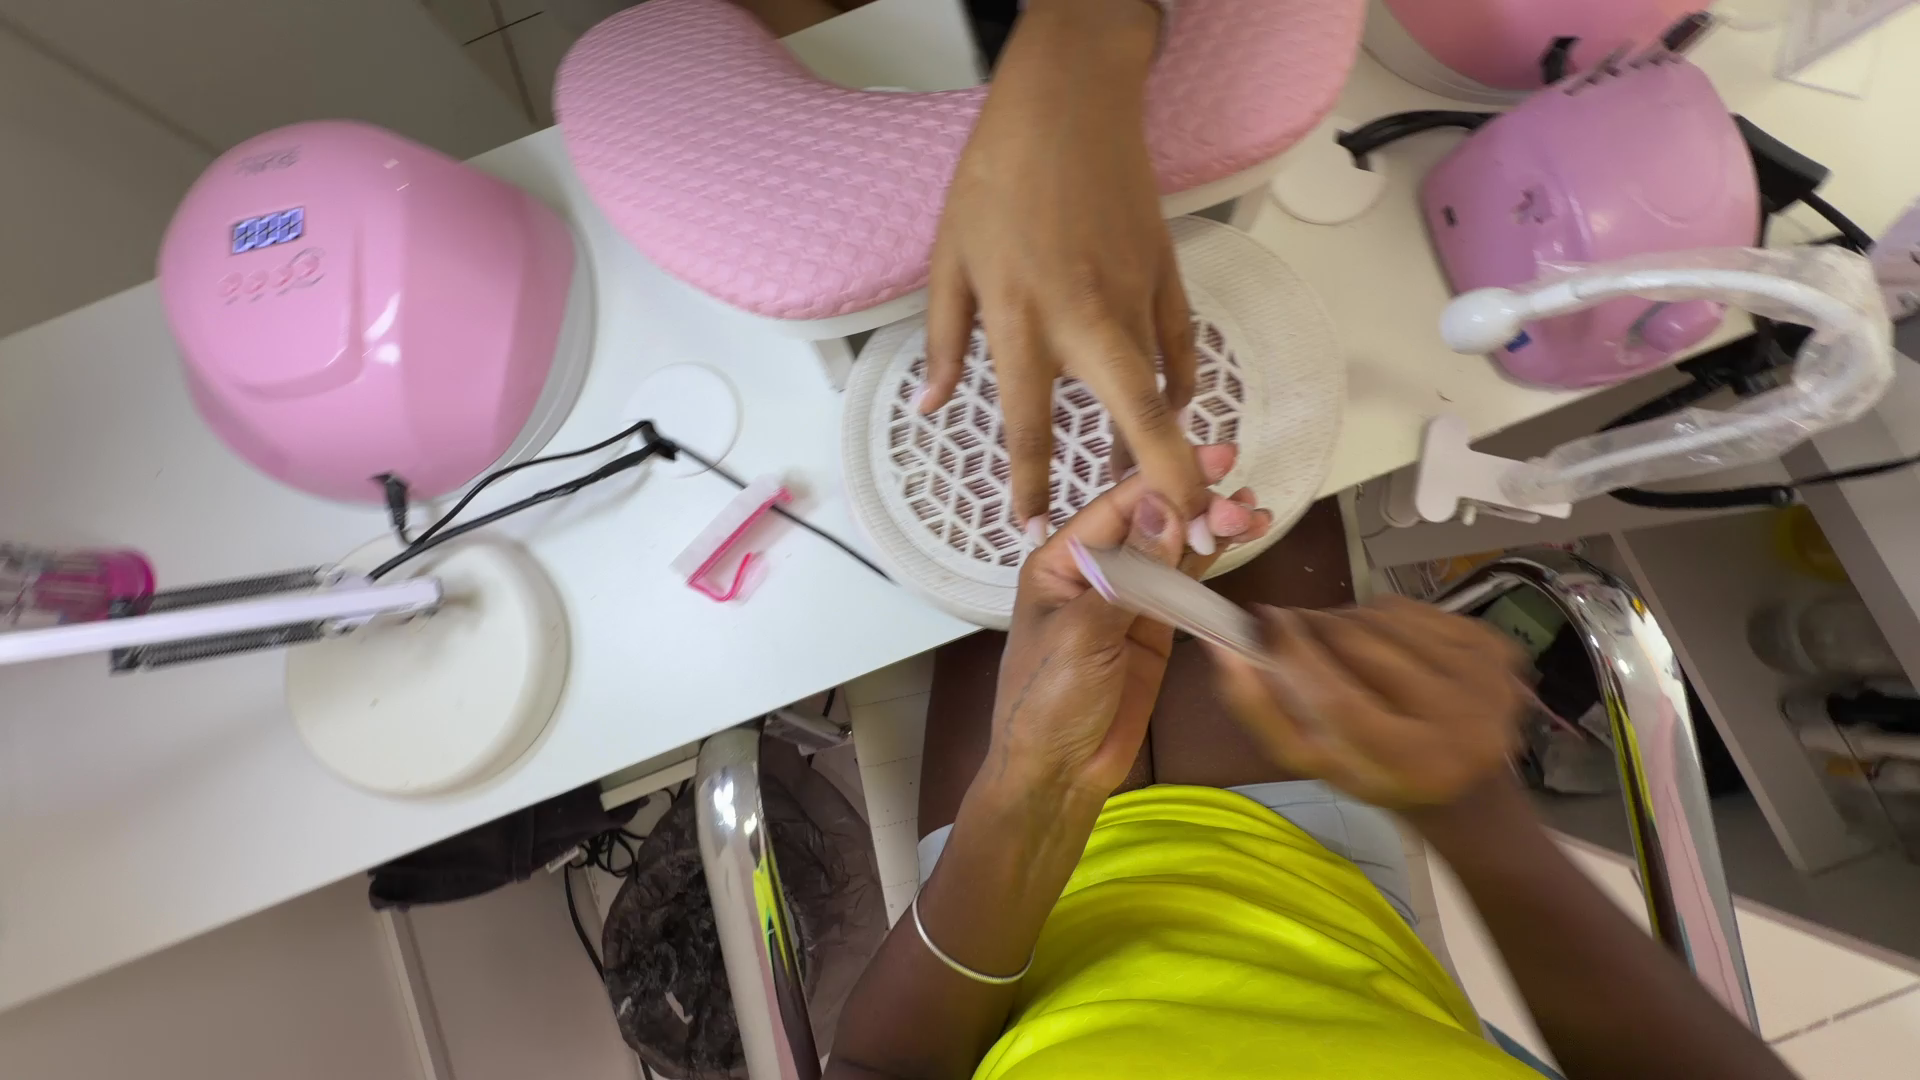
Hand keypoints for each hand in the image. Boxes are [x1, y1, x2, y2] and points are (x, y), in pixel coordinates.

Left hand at [920, 0, 1213, 553]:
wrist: (1068, 100)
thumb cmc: (995, 181)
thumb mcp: (949, 262)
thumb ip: (944, 342)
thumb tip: (930, 405)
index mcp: (1021, 324)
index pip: (1029, 424)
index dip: (1031, 485)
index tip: (1033, 532)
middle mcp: (1085, 323)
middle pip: (1135, 416)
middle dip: (1165, 481)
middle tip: (1182, 531)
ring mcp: (1135, 299)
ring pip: (1162, 389)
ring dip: (1163, 443)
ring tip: (1161, 486)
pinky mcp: (1166, 276)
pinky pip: (1182, 346)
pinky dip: (1182, 384)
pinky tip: (1175, 407)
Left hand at [984, 445, 1270, 800]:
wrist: (1059, 769)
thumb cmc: (1050, 698)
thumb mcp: (1085, 632)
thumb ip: (1130, 572)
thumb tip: (1163, 504)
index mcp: (1061, 561)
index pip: (1117, 507)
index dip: (1164, 481)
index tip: (1213, 460)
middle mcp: (1095, 570)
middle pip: (1151, 522)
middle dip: (1195, 505)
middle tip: (1242, 498)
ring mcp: (1128, 597)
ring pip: (1174, 549)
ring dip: (1211, 528)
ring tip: (1254, 511)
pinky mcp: (1154, 625)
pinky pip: (1185, 585)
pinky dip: (1212, 563)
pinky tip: (1241, 538)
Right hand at [1211, 597, 1527, 809]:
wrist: (1465, 783)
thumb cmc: (1373, 772)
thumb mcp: (1311, 757)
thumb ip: (1258, 707)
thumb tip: (1220, 647)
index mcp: (1413, 764)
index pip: (1337, 700)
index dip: (1293, 655)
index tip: (1260, 620)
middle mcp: (1462, 721)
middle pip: (1358, 647)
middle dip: (1311, 627)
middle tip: (1289, 629)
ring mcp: (1486, 678)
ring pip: (1379, 618)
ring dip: (1341, 620)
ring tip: (1336, 643)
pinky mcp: (1496, 645)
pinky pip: (1407, 607)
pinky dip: (1376, 614)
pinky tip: (1379, 641)